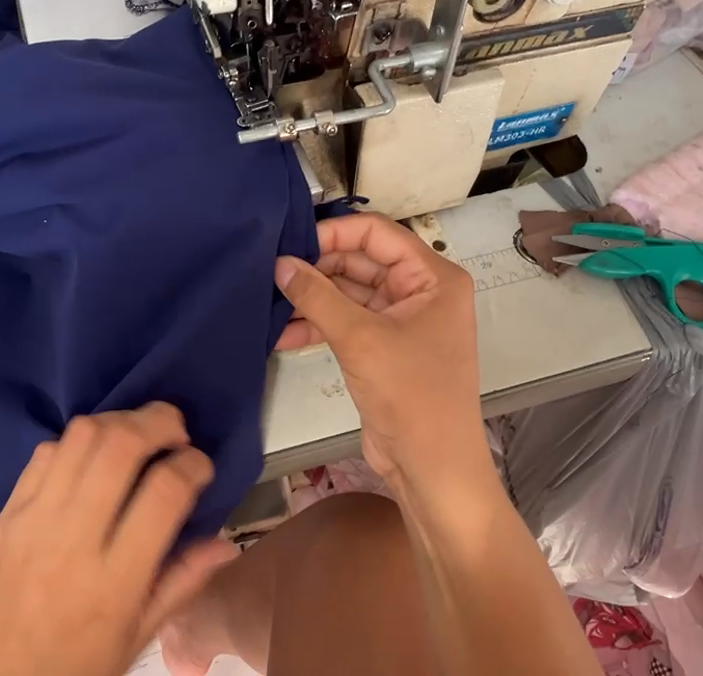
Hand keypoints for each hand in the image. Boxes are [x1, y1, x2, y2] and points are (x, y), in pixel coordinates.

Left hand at [0, 402, 238, 675]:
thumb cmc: (76, 665)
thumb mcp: (138, 638)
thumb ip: (182, 583)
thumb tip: (226, 541)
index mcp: (114, 581)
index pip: (163, 494)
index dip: (193, 464)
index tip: (202, 464)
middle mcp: (73, 539)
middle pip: (119, 447)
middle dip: (158, 422)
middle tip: (176, 429)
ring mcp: (34, 519)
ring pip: (81, 436)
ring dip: (119, 421)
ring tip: (137, 434)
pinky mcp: (7, 511)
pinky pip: (45, 451)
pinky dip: (77, 441)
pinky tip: (93, 456)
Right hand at [274, 214, 487, 483]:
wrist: (432, 469)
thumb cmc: (410, 394)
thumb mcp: (360, 339)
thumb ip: (317, 296)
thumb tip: (279, 263)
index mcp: (433, 277)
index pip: (377, 233)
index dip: (334, 233)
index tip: (292, 242)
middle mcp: (421, 291)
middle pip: (361, 261)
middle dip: (318, 267)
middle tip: (272, 269)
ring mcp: (401, 319)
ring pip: (349, 292)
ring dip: (313, 298)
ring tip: (269, 296)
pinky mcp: (382, 346)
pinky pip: (346, 321)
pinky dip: (317, 324)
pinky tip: (282, 332)